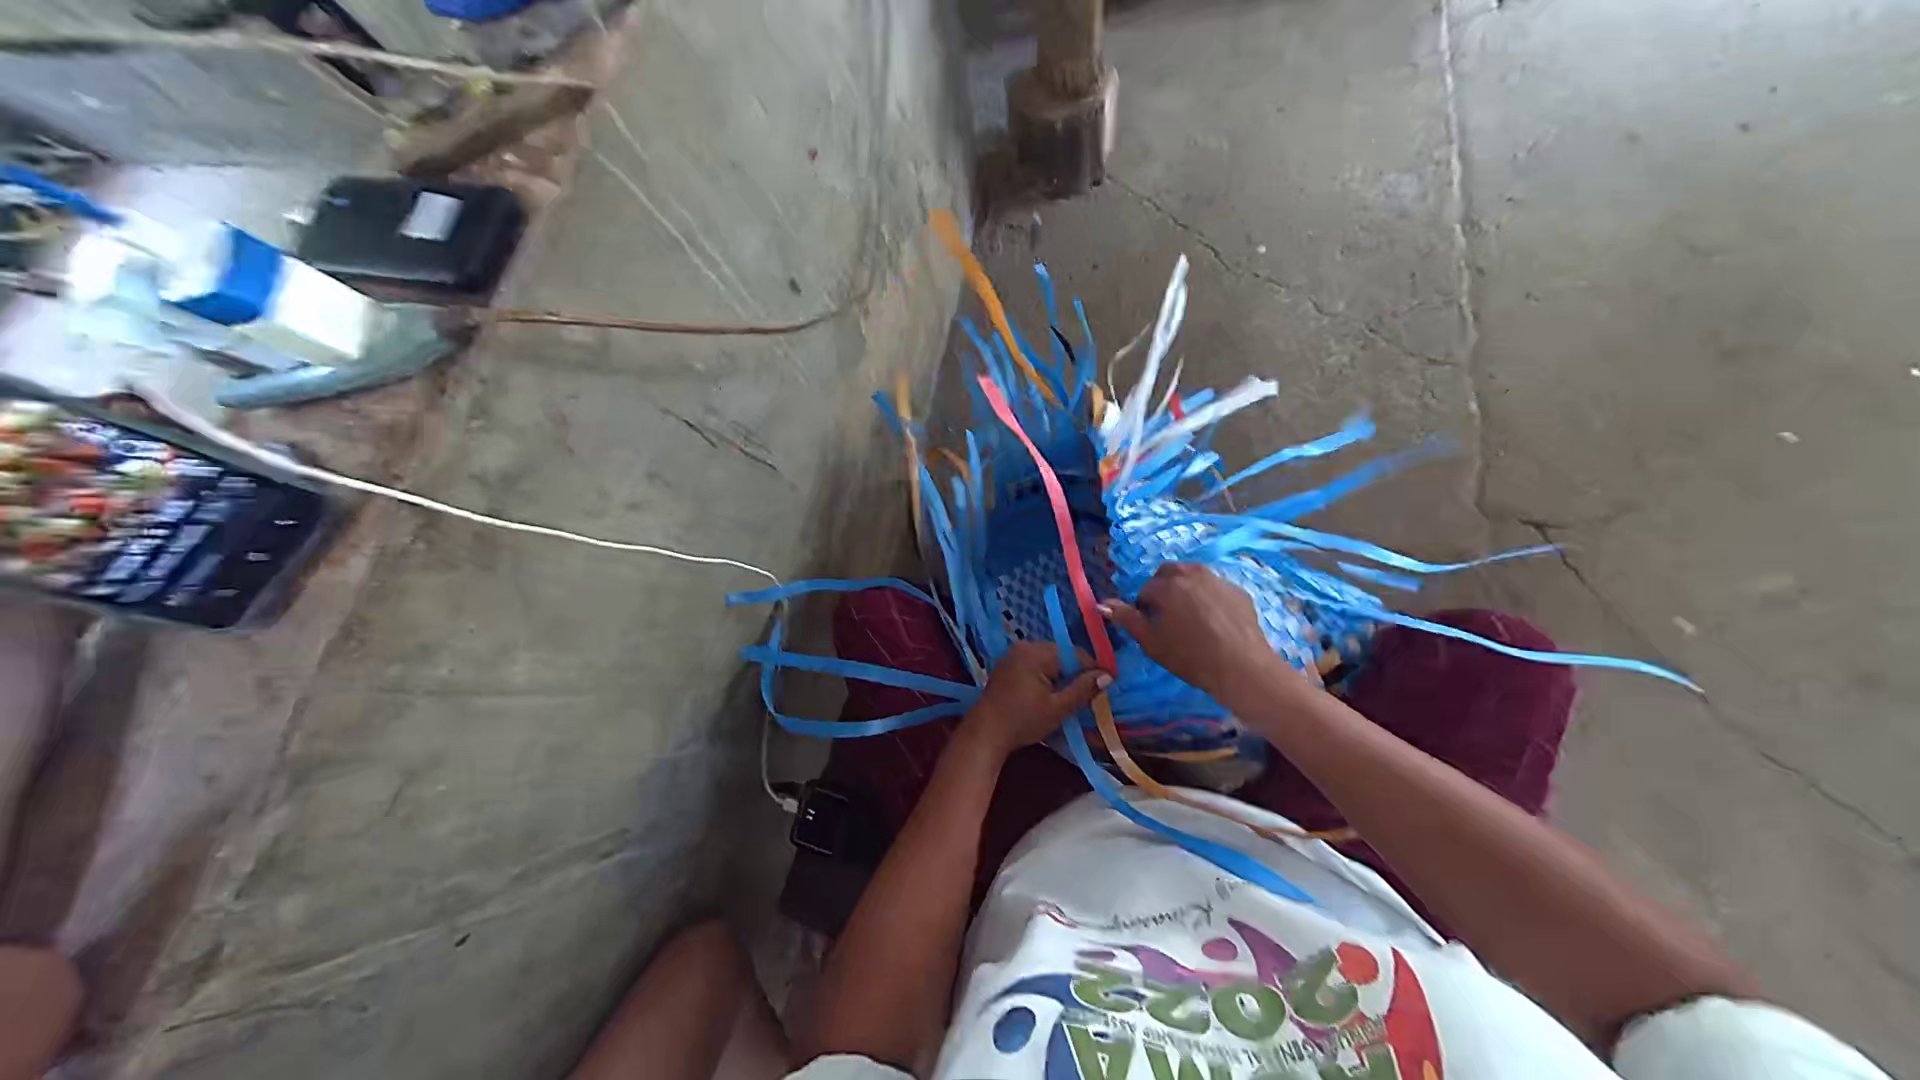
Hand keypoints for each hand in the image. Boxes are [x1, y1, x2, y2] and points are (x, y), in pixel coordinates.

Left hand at [958, 642, 1108, 758]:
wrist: (985, 733)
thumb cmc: (1023, 721)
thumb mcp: (1058, 708)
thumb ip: (1083, 689)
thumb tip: (1108, 675)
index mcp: (1036, 652)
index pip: (1075, 653)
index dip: (1093, 669)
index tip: (1107, 685)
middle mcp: (1025, 646)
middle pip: (1062, 654)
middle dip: (1076, 672)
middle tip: (1090, 693)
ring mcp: (1014, 654)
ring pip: (1049, 659)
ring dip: (1062, 674)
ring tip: (1072, 695)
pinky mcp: (1008, 665)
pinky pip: (1035, 664)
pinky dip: (1046, 675)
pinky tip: (1051, 693)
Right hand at [1100, 564, 1290, 696]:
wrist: (1241, 666)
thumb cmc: (1189, 656)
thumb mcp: (1151, 641)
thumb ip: (1126, 618)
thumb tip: (1101, 603)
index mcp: (1167, 584)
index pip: (1145, 591)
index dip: (1144, 610)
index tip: (1152, 629)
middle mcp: (1192, 573)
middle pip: (1168, 574)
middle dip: (1163, 591)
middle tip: (1168, 619)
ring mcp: (1218, 579)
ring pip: (1193, 577)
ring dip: (1186, 591)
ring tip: (1192, 620)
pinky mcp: (1238, 590)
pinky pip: (1215, 588)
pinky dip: (1209, 598)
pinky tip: (1214, 623)